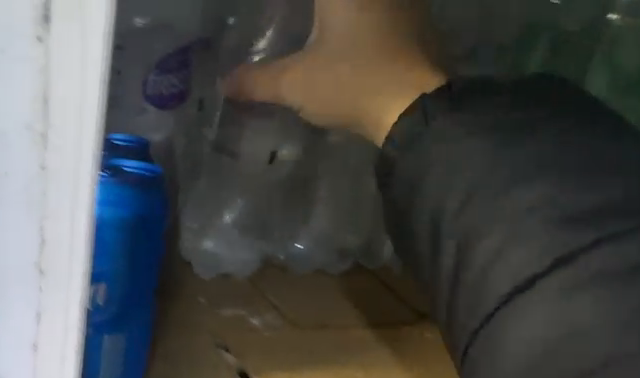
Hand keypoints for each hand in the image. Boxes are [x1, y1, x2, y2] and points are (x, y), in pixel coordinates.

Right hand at [223, 0, 447, 144]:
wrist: (415, 104)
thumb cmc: (352, 81)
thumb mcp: (294, 84)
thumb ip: (257, 80)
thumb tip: (224, 83)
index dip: (285, 8)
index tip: (269, 14)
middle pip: (329, 1)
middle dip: (313, 11)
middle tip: (284, 21)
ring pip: (358, 5)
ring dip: (337, 15)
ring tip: (315, 29)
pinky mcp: (415, 18)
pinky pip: (380, 11)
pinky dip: (359, 20)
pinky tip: (347, 40)